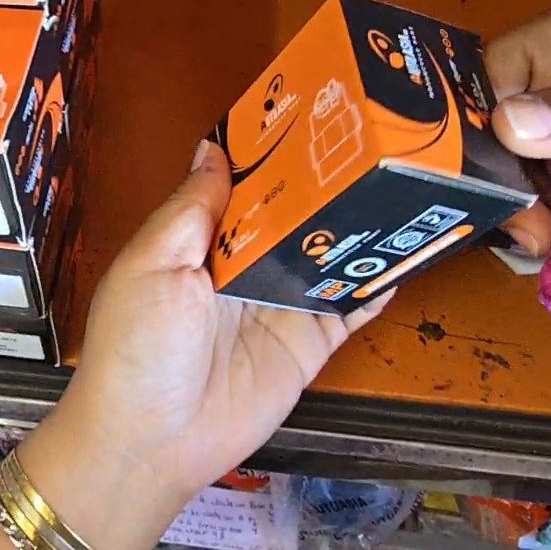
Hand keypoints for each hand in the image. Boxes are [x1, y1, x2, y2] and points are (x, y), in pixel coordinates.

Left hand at [32, 140, 390, 518]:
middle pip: (292, 215)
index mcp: (199, 241)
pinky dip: (376, 284)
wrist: (153, 440)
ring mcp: (278, 305)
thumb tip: (212, 147)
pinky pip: (348, 307)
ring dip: (361, 226)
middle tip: (380, 136)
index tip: (315, 109)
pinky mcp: (307, 344)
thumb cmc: (140, 344)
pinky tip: (410, 252)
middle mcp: (242, 266)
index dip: (272, 153)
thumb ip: (191, 210)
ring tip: (407, 182)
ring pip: (327, 254)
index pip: (242, 186)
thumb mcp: (152, 265)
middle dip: (327, 182)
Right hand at [482, 5, 550, 253]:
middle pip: (490, 136)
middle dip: (498, 180)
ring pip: (511, 178)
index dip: (473, 118)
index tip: (486, 169)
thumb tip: (508, 124)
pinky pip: (544, 206)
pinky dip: (545, 228)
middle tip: (525, 223)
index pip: (487, 76)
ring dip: (521, 212)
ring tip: (547, 243)